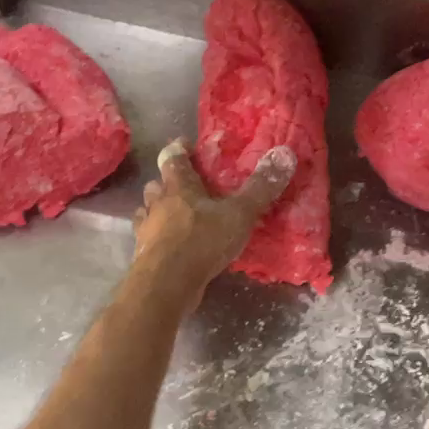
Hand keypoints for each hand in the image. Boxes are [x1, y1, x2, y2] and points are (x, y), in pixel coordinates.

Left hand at [132, 139, 294, 307]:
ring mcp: (147, 230)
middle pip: (156, 184)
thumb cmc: (202, 241)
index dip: (179, 149)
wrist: (167, 283)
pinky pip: (149, 240)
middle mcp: (157, 203)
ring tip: (175, 218)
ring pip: (148, 212)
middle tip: (185, 188)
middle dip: (168, 183)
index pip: (172, 157)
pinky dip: (158, 239)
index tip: (186, 146)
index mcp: (178, 186)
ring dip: (159, 211)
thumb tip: (284, 154)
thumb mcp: (239, 214)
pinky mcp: (144, 255)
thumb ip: (260, 188)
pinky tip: (170, 247)